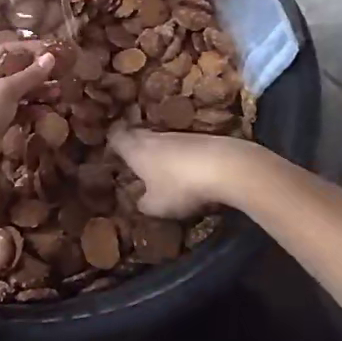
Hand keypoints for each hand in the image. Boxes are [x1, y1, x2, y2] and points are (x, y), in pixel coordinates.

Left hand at [0, 40, 56, 172]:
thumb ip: (29, 75)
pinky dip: (32, 108)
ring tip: (59, 92)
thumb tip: (50, 57)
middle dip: (37, 72)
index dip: (28, 49)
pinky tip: (47, 111)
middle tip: (61, 72)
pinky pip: (18, 109)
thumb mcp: (6, 90)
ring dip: (38, 91)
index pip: (6, 50)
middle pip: (14, 71)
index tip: (52, 51)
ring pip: (19, 92)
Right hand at [105, 127, 281, 218]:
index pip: (115, 137)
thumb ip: (144, 204)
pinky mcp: (204, 139)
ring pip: (162, 141)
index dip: (112, 144)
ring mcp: (180, 136)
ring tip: (164, 170)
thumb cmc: (181, 186)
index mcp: (135, 149)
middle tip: (135, 162)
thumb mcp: (157, 206)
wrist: (229, 167)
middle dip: (135, 146)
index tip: (112, 155)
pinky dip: (183, 157)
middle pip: (138, 135)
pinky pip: (185, 147)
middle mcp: (153, 138)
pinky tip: (190, 172)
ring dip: (161, 152)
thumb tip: (140, 201)